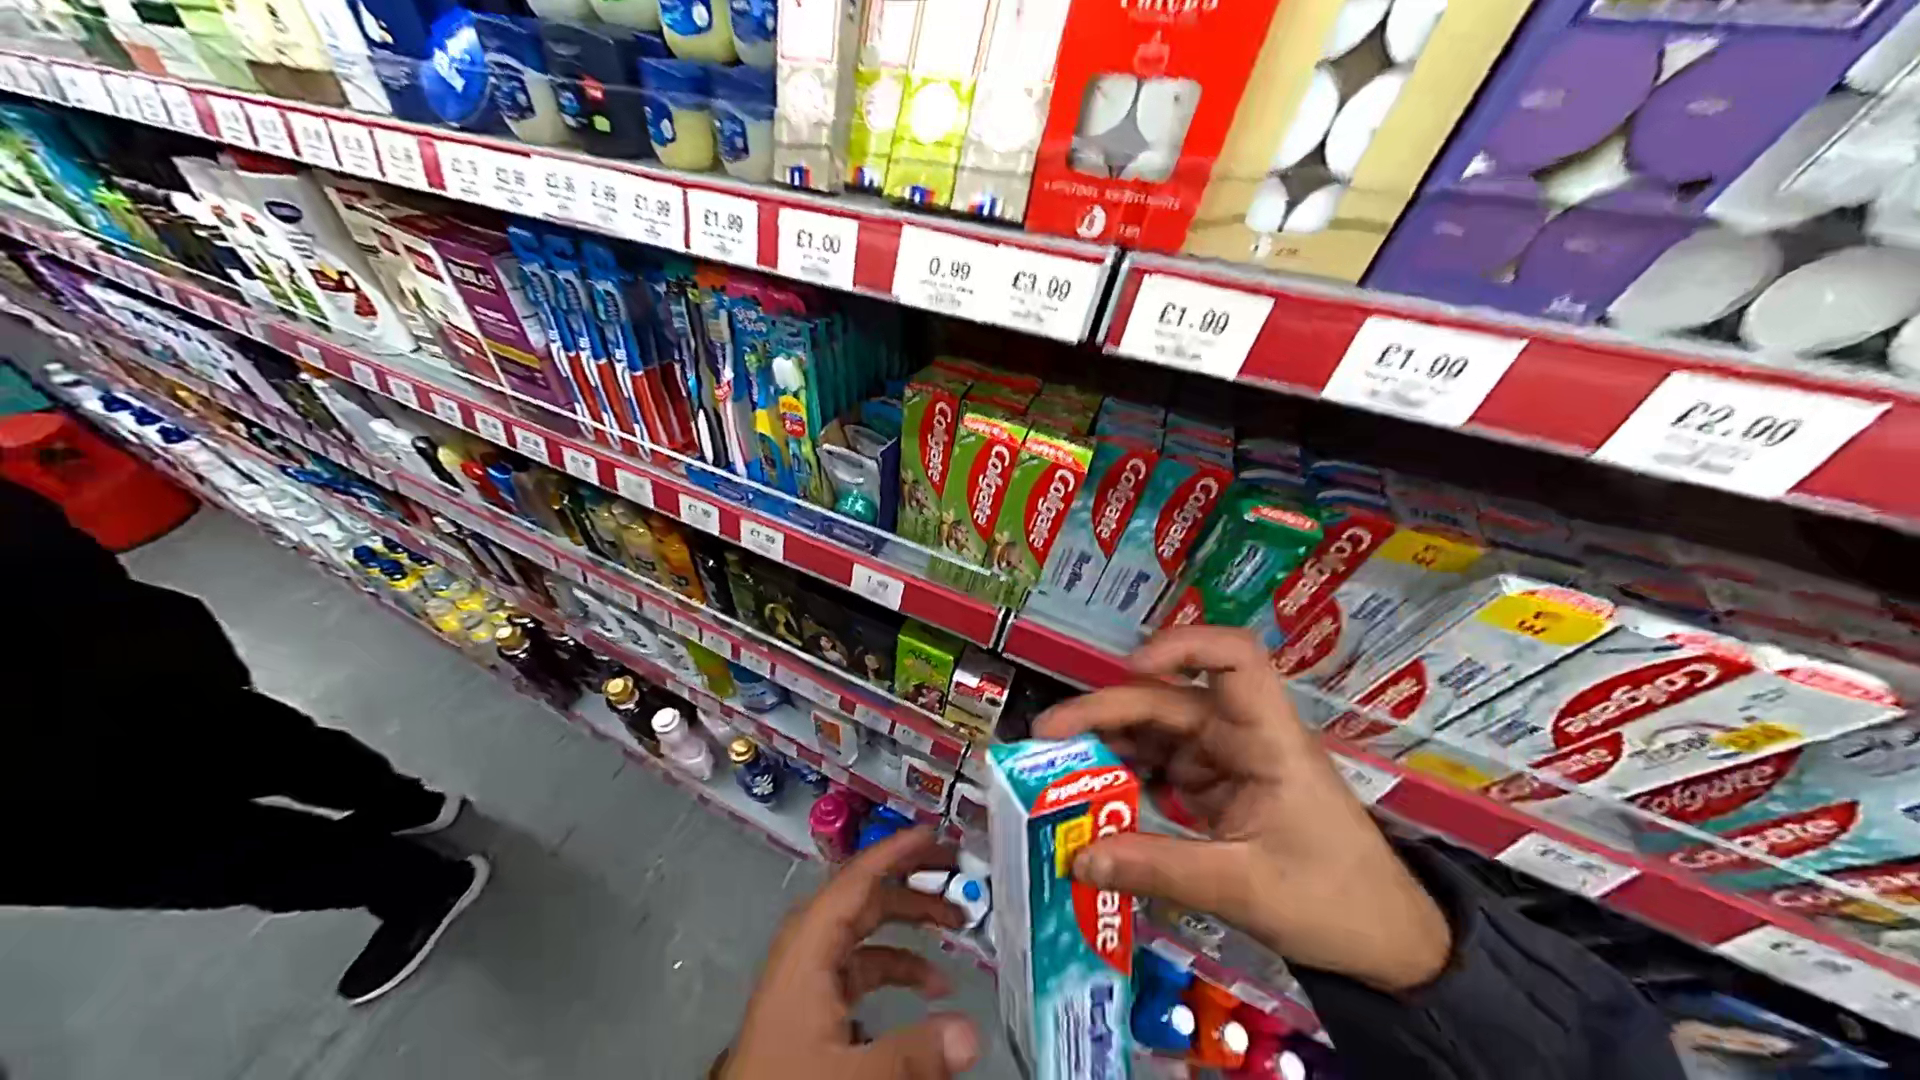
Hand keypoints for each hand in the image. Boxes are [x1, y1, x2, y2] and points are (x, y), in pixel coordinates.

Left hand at [722, 828, 981, 1079]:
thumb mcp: (853, 1073)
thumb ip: (914, 1052)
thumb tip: (971, 1033)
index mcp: (809, 946)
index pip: (857, 879)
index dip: (895, 852)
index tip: (931, 834)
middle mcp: (808, 948)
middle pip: (866, 897)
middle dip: (912, 883)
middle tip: (955, 873)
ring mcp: (810, 974)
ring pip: (866, 930)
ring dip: (910, 923)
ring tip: (955, 925)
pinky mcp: (813, 1002)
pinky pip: (862, 964)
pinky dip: (896, 964)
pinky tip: (929, 985)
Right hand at [1033, 626, 1451, 993]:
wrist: (1389, 943)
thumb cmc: (1336, 900)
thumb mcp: (1244, 889)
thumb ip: (1159, 869)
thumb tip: (1078, 859)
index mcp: (1267, 738)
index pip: (1236, 657)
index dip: (1183, 646)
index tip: (1131, 667)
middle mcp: (1240, 735)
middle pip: (1168, 700)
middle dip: (1106, 712)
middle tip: (1046, 736)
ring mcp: (1224, 759)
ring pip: (1155, 731)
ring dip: (1107, 742)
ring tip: (1055, 764)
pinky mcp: (1213, 786)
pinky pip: (1158, 767)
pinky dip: (1123, 775)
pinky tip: (1090, 791)